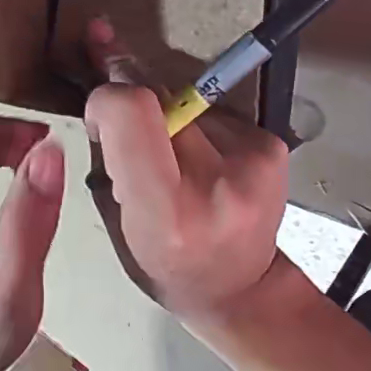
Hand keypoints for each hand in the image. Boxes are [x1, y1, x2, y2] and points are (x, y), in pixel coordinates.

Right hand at [83, 19, 290, 322]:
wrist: (239, 285)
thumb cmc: (162, 264)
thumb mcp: (118, 222)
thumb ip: (111, 158)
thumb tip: (106, 85)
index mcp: (167, 212)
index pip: (133, 111)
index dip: (107, 99)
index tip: (98, 115)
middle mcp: (218, 182)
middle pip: (160, 96)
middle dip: (130, 99)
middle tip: (117, 104)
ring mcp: (254, 160)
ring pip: (186, 99)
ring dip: (164, 115)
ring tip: (168, 155)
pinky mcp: (272, 145)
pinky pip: (213, 111)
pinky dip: (194, 124)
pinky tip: (197, 157)